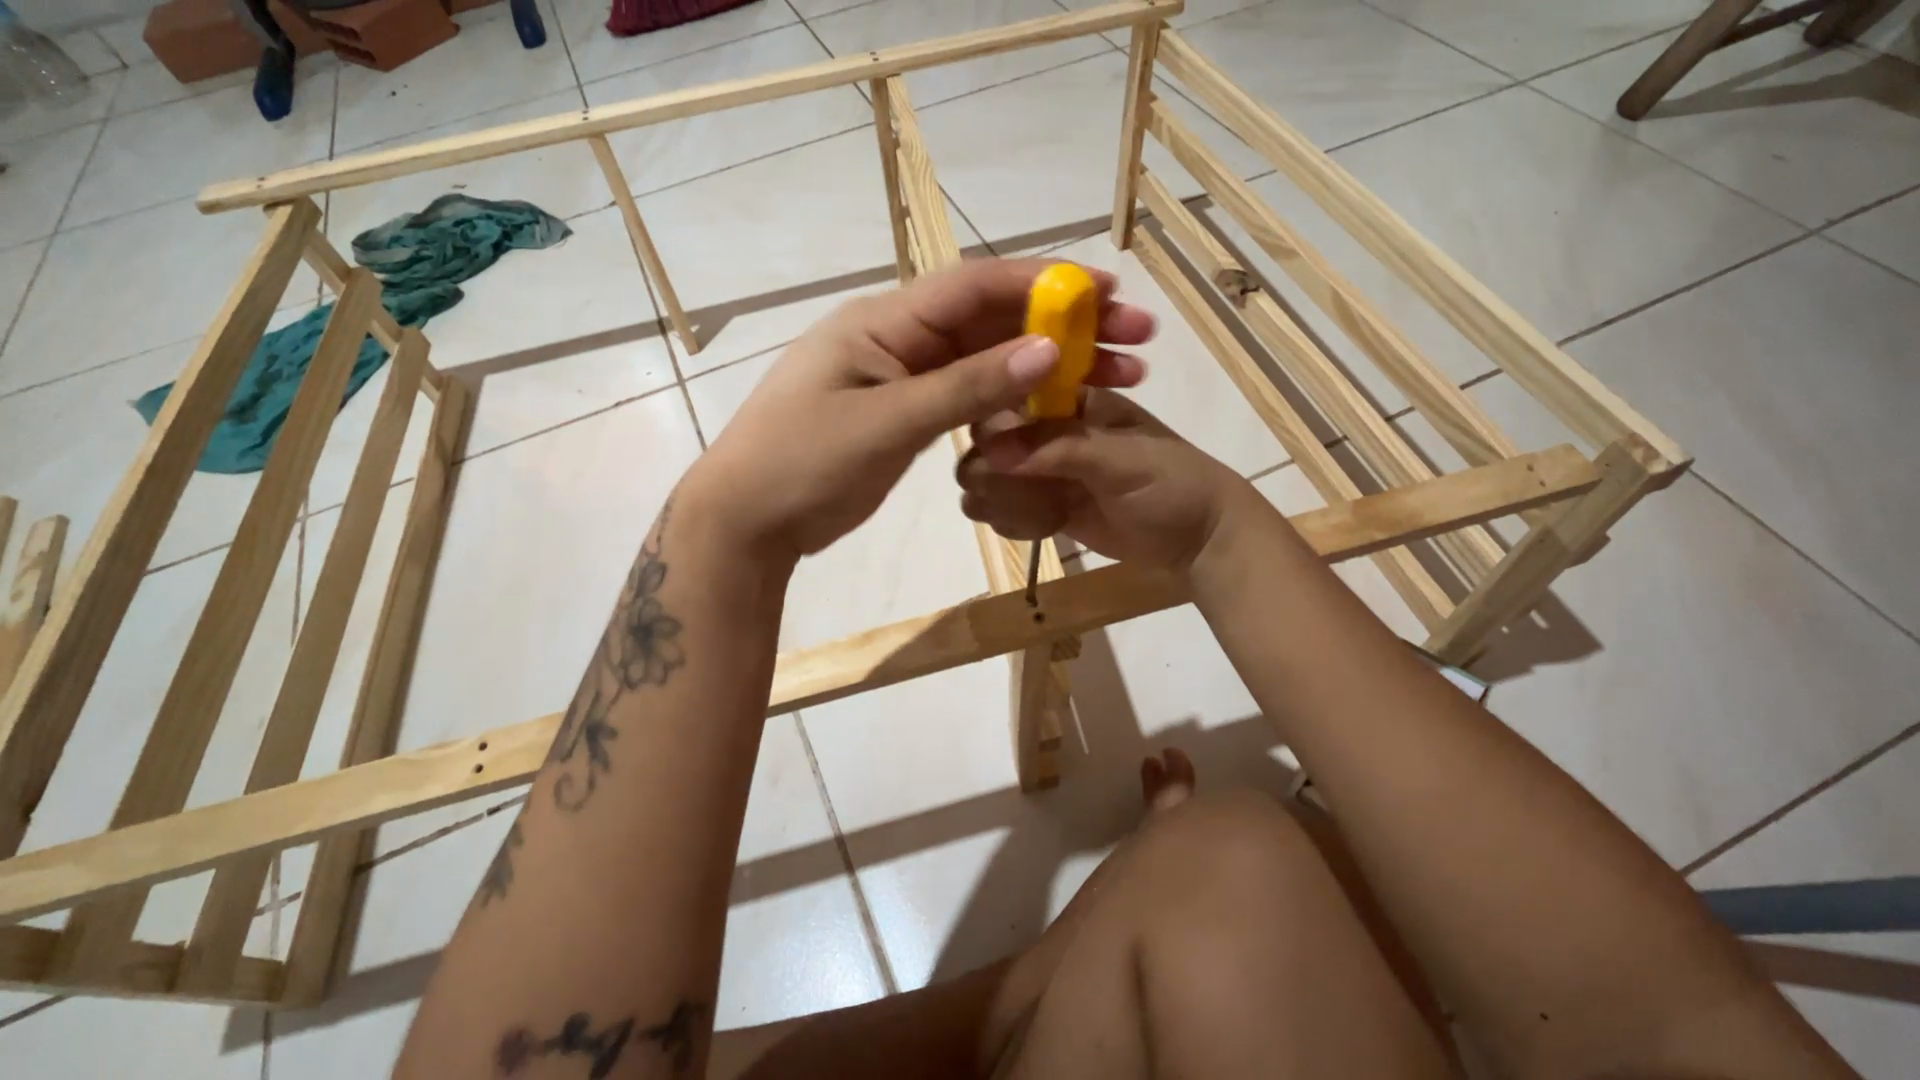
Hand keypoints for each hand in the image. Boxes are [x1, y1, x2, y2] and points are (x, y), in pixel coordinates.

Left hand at [685, 258, 1154, 560]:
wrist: (745, 522)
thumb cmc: (803, 463)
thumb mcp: (888, 423)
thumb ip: (968, 386)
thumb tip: (1047, 349)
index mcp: (884, 322)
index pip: (976, 285)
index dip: (1044, 282)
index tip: (1107, 290)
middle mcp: (897, 338)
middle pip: (991, 320)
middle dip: (1062, 327)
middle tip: (1133, 340)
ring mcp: (900, 377)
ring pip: (986, 359)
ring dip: (1045, 366)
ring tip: (1115, 378)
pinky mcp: (903, 414)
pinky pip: (968, 394)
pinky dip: (1011, 399)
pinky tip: (1056, 407)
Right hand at [957, 389, 1253, 571]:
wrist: (1201, 539)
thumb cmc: (1173, 483)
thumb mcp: (1121, 459)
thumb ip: (1057, 448)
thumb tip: (989, 451)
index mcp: (1070, 400)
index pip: (1008, 399)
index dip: (992, 429)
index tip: (998, 459)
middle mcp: (1048, 431)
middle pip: (987, 444)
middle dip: (992, 474)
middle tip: (1020, 496)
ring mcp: (1044, 471)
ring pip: (989, 481)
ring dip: (999, 501)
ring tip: (1038, 517)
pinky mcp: (1045, 508)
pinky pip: (1004, 511)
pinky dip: (1011, 523)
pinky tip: (1040, 531)